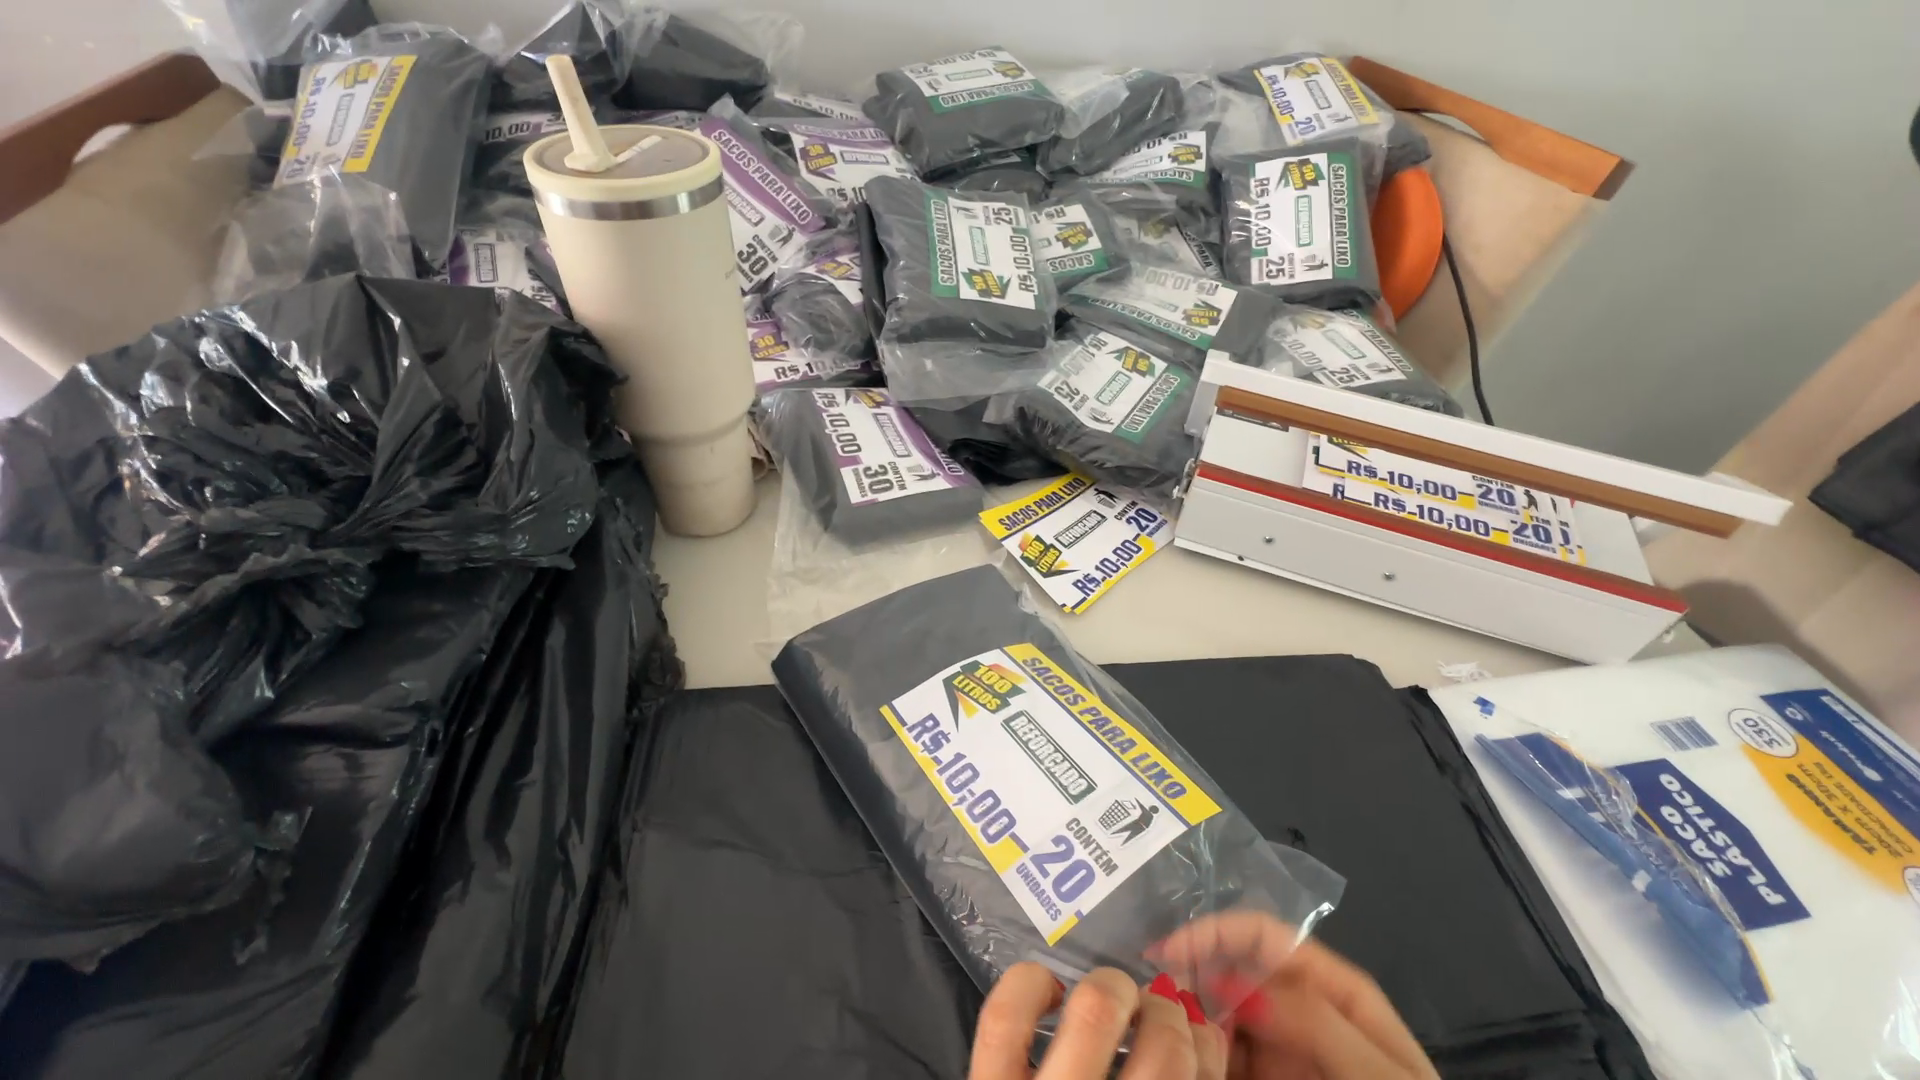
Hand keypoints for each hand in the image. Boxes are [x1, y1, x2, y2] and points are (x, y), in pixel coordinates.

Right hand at [969, 963, 1227, 1078]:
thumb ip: (1015, 1058)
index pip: (1005, 1014)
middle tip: (1117, 995)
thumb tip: (1049, 993)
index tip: (1048, 986)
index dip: (1030, 982)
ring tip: (1161, 1018)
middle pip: (1098, 1009)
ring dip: (1169, 1015)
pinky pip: (1206, 1073)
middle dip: (1115, 987)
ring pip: (1165, 1042)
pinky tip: (1197, 1042)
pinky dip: (1208, 1045)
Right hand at [1152, 914, 1437, 1079]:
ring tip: (1172, 1044)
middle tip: (1159, 1012)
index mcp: (1331, 990)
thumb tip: (1230, 978)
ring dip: (1190, 1025)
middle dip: (1192, 983)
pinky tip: (1188, 1065)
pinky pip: (1221, 1059)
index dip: (1211, 932)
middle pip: (1231, 974)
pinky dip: (1199, 1057)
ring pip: (1218, 1019)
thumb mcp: (1377, 1073)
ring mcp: (1280, 1051)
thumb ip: (1313, 1021)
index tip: (1163, 952)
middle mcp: (1299, 1011)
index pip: (1262, 936)